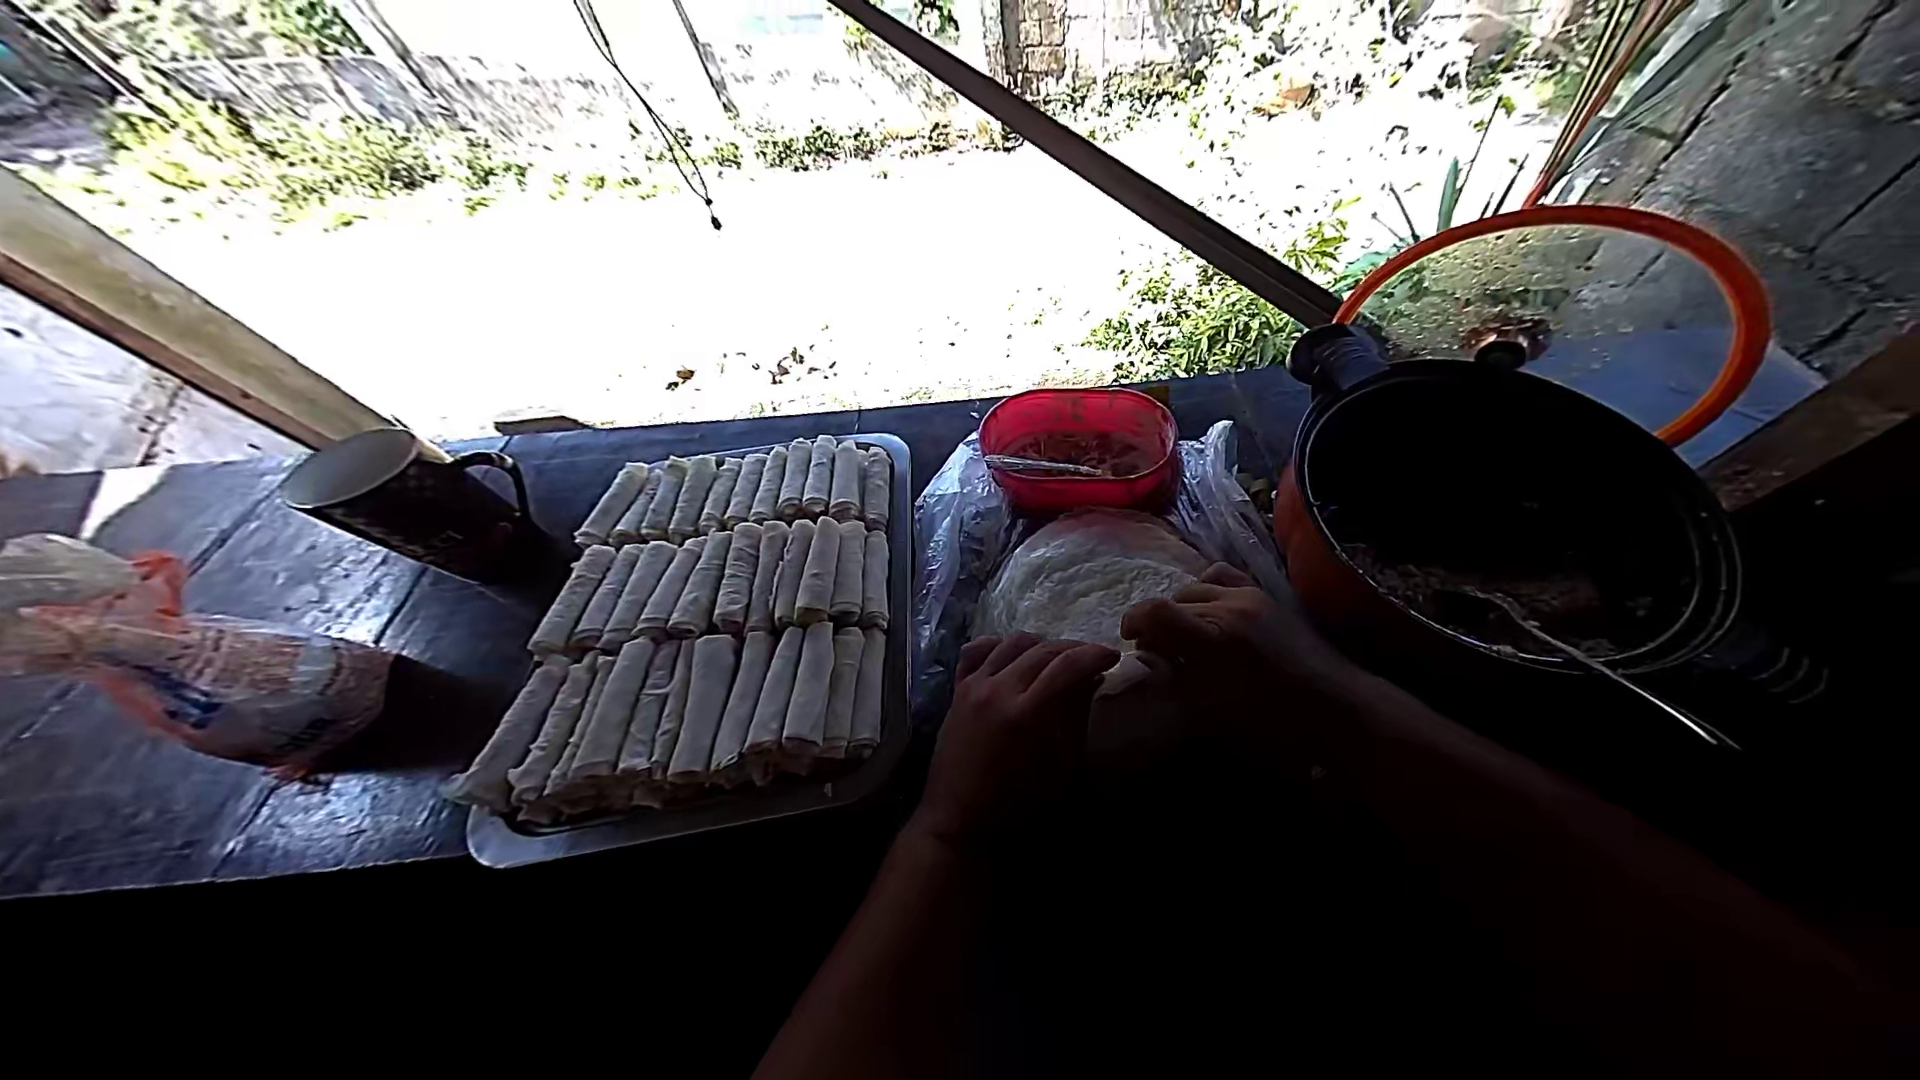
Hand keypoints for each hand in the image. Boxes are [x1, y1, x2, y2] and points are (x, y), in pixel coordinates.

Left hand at [913, 633, 1117, 847]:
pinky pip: (977, 650)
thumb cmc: (1016, 802)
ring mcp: (974, 685)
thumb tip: (1093, 678)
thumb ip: (1076, 717)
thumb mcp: (1059, 766)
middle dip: (1073, 649)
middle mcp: (998, 689)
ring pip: (1012, 643)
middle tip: (1091, 657)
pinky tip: (1013, 656)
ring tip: (1056, 658)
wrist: (958, 815)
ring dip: (1040, 645)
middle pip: (1043, 650)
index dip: (1095, 654)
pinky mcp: (958, 688)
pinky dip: (999, 646)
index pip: (1067, 666)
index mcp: (1026, 713)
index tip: (1113, 655)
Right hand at [1120, 563, 1354, 727]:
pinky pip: (1220, 577)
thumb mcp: (1209, 709)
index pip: (1154, 611)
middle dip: (1158, 626)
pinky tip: (1211, 614)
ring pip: (1192, 589)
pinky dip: (1206, 592)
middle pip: (1171, 601)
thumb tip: (1146, 664)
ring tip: (1188, 636)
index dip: (1133, 622)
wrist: (1332, 707)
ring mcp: (1248, 596)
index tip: (1131, 642)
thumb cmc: (1269, 720)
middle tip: (1164, 654)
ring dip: (1181, 611)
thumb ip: (1171, 680)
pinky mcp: (1263, 594)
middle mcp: (1228, 608)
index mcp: (1213, 640)